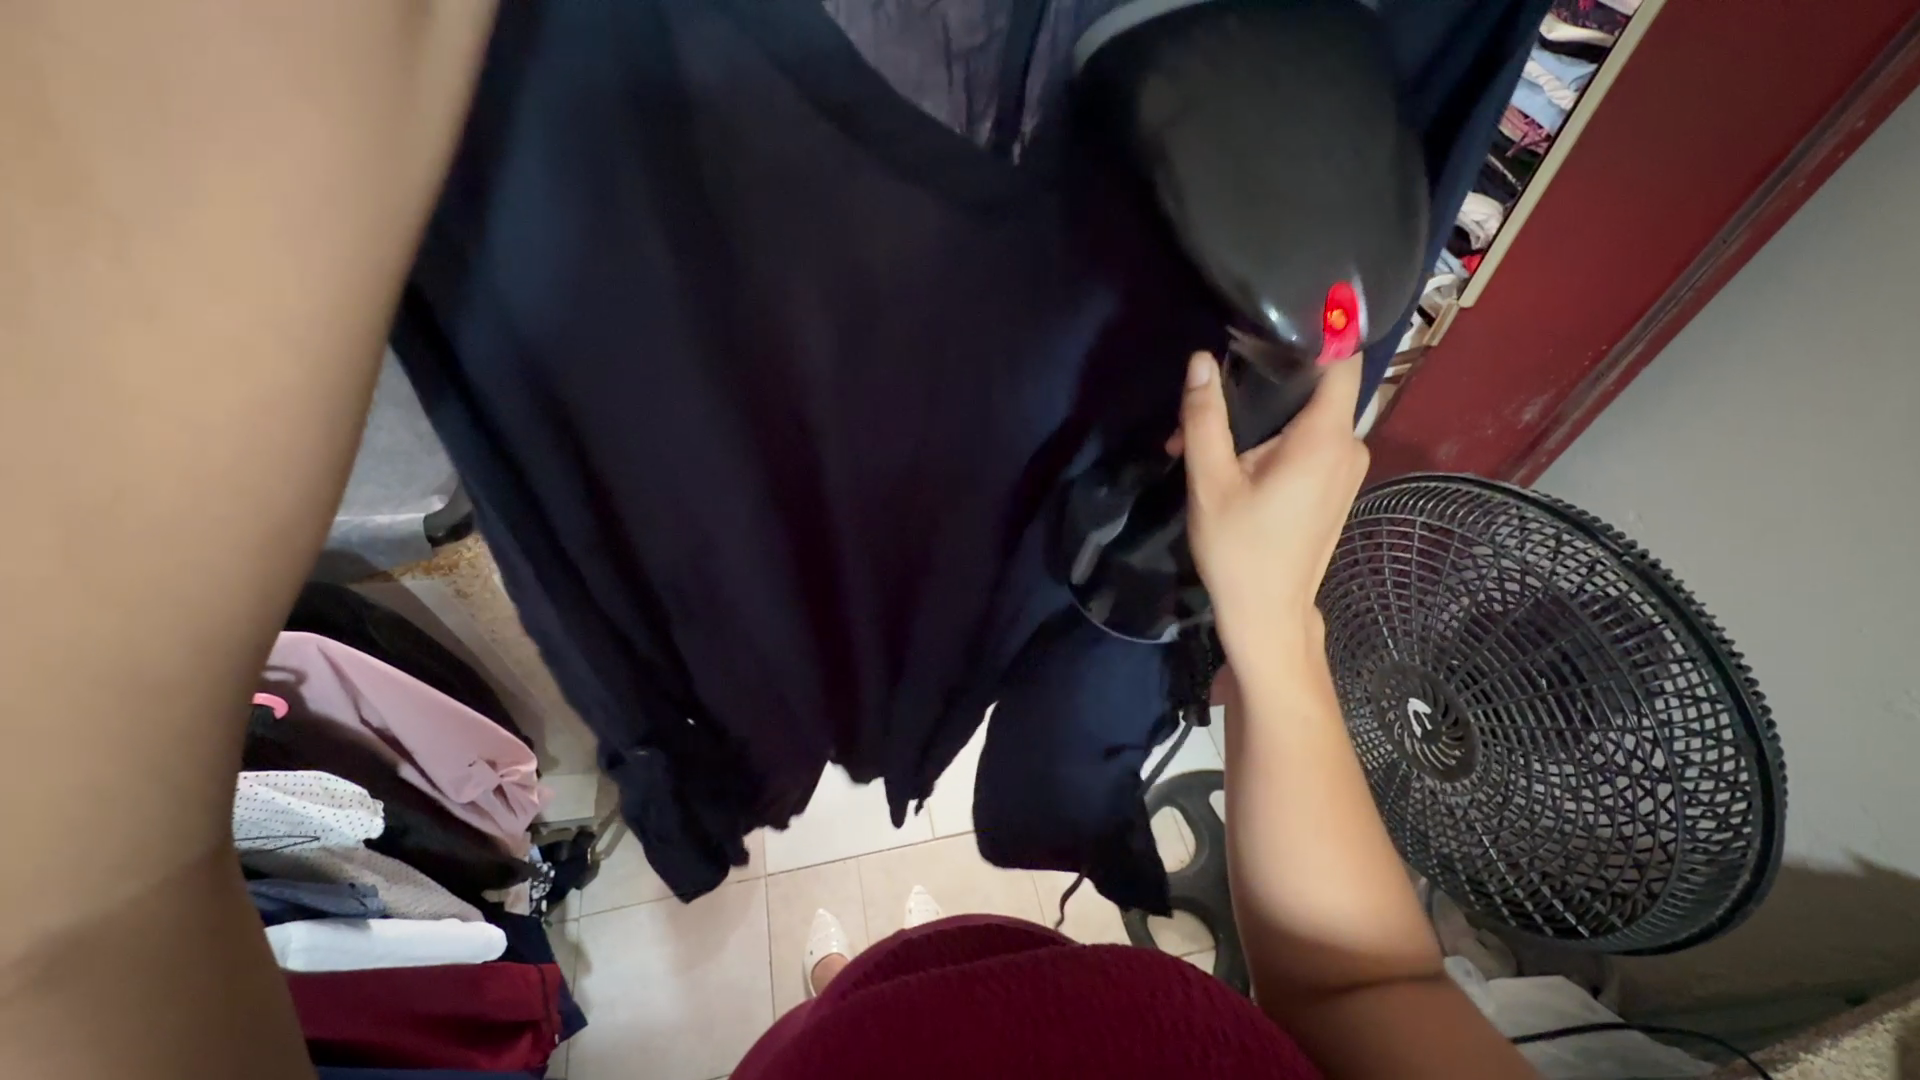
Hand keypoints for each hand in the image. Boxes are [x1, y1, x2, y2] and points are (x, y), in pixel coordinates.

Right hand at [1174, 351, 1368, 669]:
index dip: (1319, 331)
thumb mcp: (1209, 480)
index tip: (1278, 319)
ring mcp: (1347, 469)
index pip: (1340, 360)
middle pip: (1314, 390)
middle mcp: (1348, 446)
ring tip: (1204, 445)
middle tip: (1205, 406)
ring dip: (1261, 423)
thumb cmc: (1239, 548)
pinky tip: (1232, 465)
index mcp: (1323, 438)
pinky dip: (1275, 444)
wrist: (1268, 612)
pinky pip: (1311, 446)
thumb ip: (1205, 417)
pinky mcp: (1337, 487)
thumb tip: (1198, 361)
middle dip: (1262, 390)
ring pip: (1308, 421)